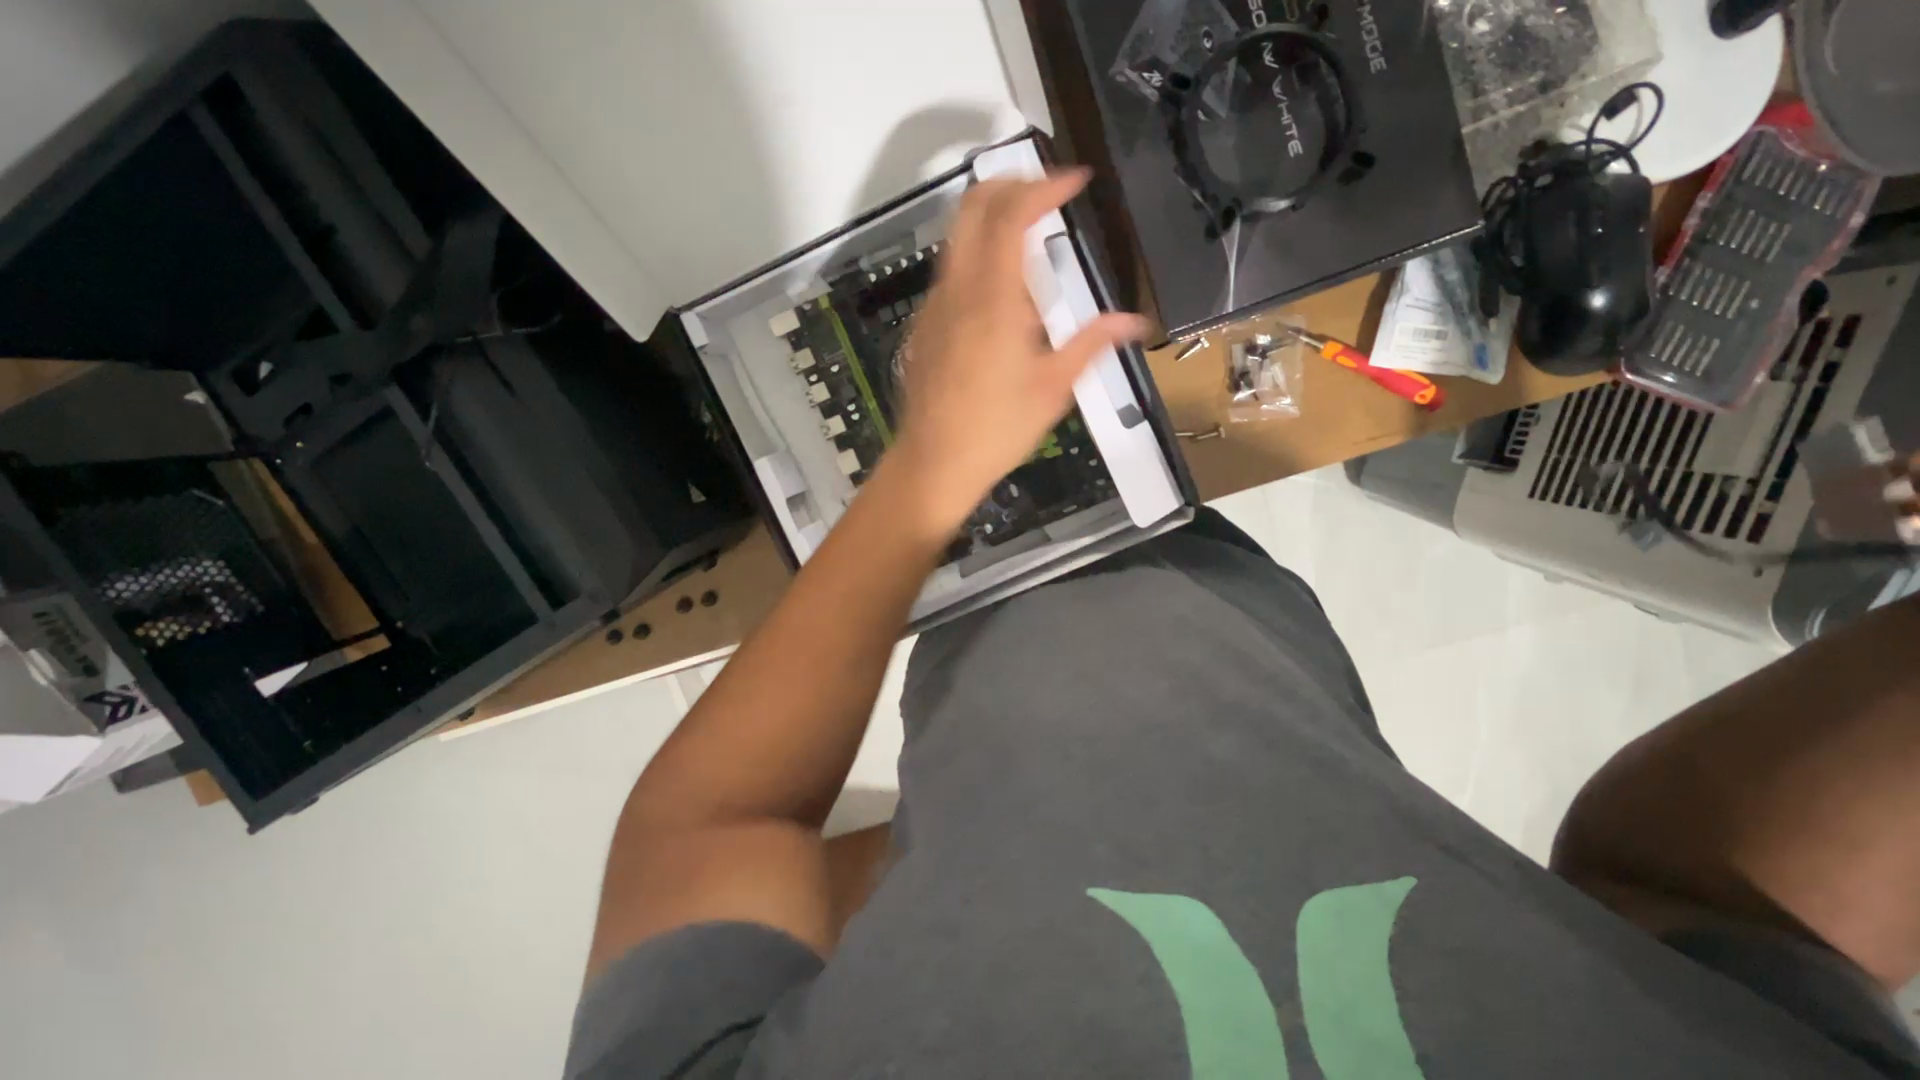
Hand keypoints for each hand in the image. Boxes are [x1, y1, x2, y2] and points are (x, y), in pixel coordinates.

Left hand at [880, 169, 1149, 536]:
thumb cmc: (997, 428)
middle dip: (1010, 185)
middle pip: (974, 207)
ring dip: (991, 218)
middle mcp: (959, 289)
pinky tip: (1000, 286)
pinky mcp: (926, 324)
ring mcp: (936, 304)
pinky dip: (976, 253)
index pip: (1013, 215)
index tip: (1077, 180)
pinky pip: (950, 270)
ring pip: (956, 236)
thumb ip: (1092, 343)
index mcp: (994, 298)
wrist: (933, 462)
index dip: (1046, 187)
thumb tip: (1135, 321)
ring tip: (1030, 233)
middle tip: (1047, 192)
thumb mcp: (1054, 388)